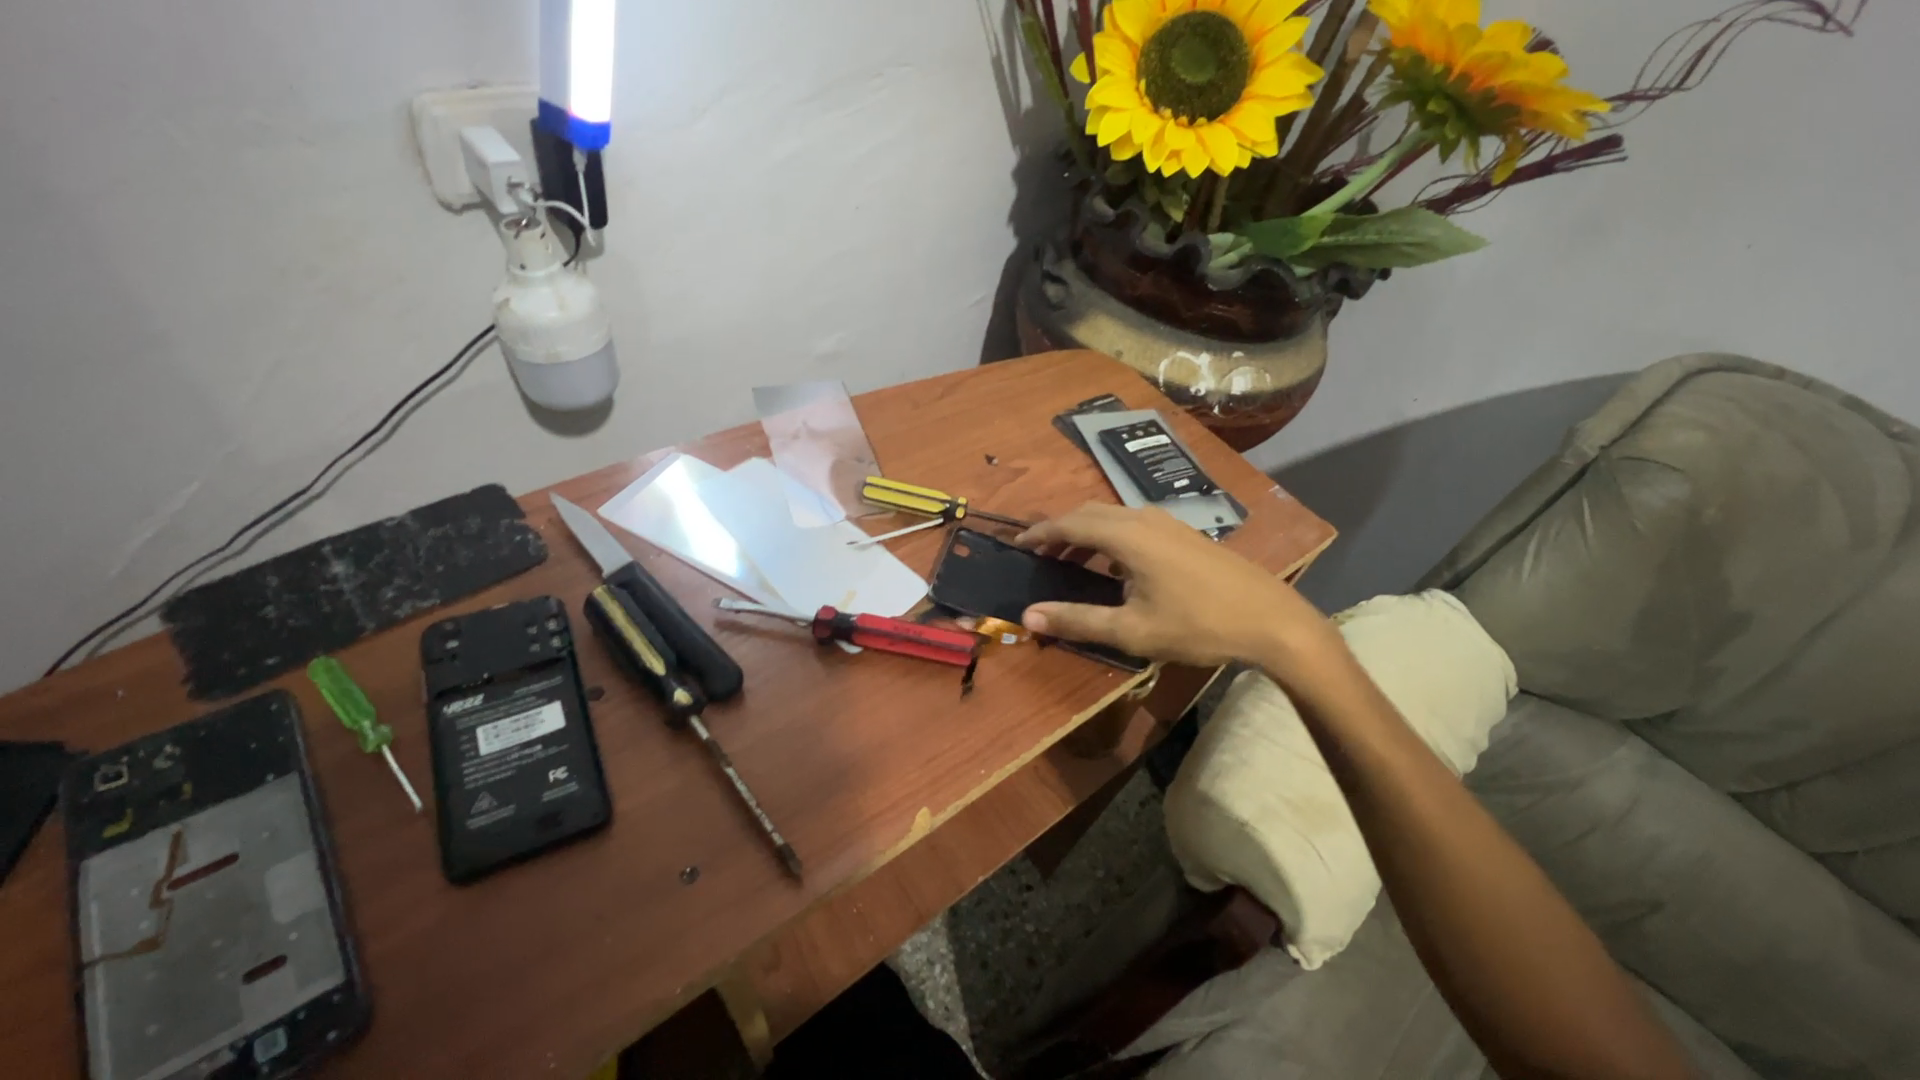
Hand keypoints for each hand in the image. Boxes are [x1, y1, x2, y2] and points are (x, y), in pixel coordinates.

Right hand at [1016, 503, 1341, 673]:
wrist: (1270, 619)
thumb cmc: (1197, 626)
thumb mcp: (1132, 631)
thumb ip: (1077, 621)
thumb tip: (1028, 616)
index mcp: (1127, 536)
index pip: (1069, 524)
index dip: (1040, 534)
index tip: (1016, 545)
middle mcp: (1144, 518)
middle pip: (1089, 513)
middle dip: (1060, 531)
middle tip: (1039, 555)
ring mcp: (1168, 523)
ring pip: (1113, 516)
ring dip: (1086, 534)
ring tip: (1069, 562)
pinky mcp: (1185, 534)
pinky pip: (1133, 524)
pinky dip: (1109, 537)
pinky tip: (1114, 567)